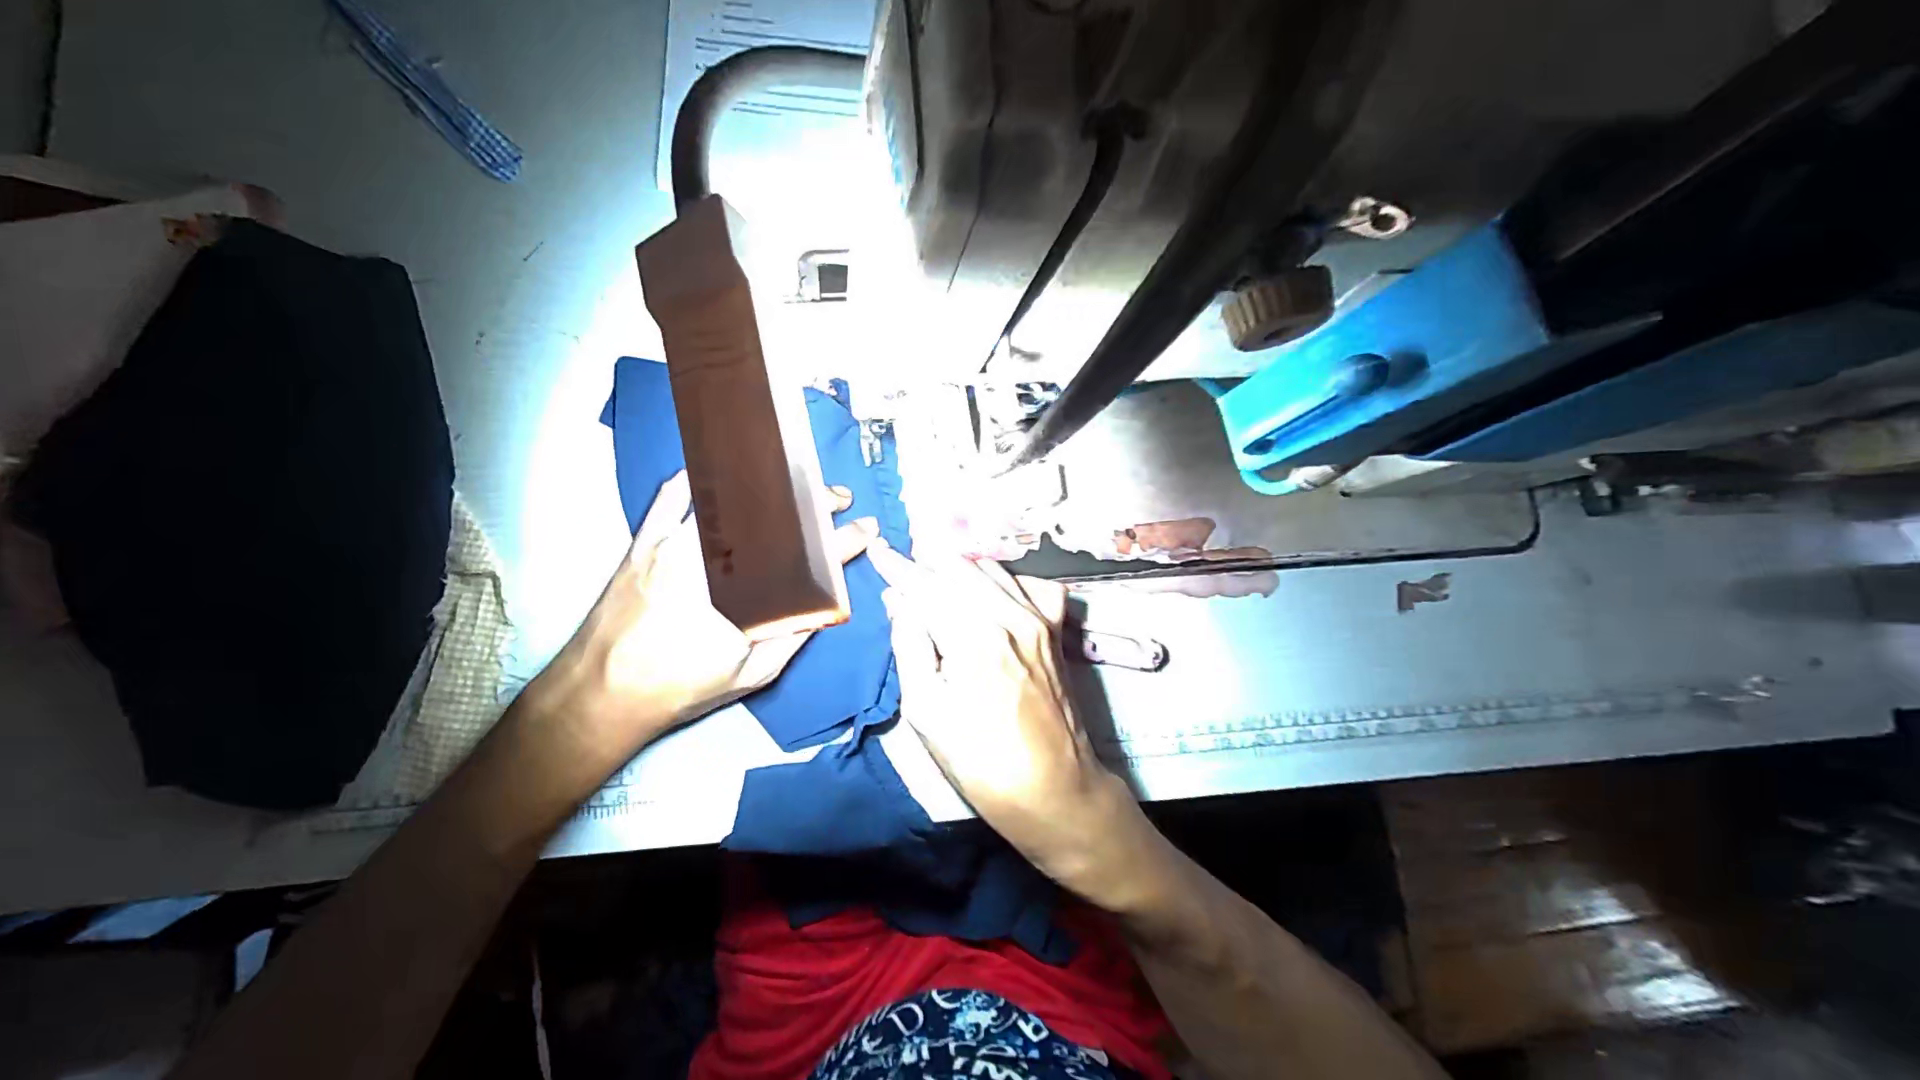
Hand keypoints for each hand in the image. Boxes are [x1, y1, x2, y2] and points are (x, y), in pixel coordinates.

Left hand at [528, 471, 876, 758]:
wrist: (599, 693)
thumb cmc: (678, 691)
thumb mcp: (751, 676)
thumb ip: (792, 635)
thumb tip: (823, 603)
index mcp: (745, 604)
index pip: (808, 564)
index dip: (843, 545)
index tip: (865, 531)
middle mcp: (714, 567)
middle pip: (776, 522)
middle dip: (815, 505)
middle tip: (837, 500)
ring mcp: (675, 549)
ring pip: (733, 502)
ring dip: (771, 488)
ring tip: (792, 486)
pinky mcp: (644, 543)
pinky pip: (673, 499)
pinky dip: (696, 481)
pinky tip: (717, 474)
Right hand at [869, 542, 1137, 885]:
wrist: (1054, 790)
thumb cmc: (981, 762)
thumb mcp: (926, 712)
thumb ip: (910, 646)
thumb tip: (900, 602)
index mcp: (974, 634)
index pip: (926, 584)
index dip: (896, 566)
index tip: (876, 550)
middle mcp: (1010, 614)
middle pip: (959, 568)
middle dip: (925, 562)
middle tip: (902, 567)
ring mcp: (1039, 619)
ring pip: (992, 570)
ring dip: (958, 566)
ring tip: (934, 575)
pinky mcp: (1056, 631)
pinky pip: (1027, 585)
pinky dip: (1000, 579)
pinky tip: (988, 592)